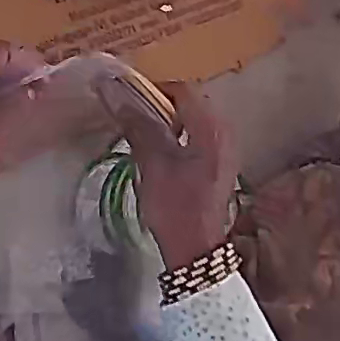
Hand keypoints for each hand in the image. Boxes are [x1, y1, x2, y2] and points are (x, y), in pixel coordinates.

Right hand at [124, 83, 236, 268]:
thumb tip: (113, 91)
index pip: (183, 89)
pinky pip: (198, 136)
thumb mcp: (153, 162)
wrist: (197, 252)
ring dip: (168, 120)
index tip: (128, 99)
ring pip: (194, 119)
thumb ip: (137, 124)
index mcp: (212, 127)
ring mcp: (225, 148)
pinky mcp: (220, 164)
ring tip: (142, 132)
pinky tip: (160, 152)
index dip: (154, 88)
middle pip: (191, 101)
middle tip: (133, 115)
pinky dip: (178, 135)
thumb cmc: (176, 205)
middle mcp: (224, 131)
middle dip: (160, 104)